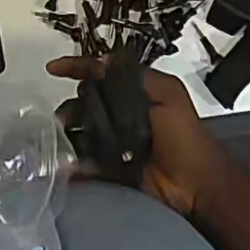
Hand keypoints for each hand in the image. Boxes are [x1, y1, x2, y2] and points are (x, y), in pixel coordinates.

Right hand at [47, 56, 234, 216]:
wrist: (196, 187)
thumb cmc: (185, 136)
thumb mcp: (167, 94)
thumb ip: (136, 77)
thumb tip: (101, 62)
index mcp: (135, 92)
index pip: (100, 73)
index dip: (77, 67)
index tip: (52, 68)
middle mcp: (122, 112)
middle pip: (87, 102)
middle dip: (70, 106)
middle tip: (58, 118)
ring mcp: (116, 141)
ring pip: (83, 130)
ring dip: (68, 132)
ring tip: (57, 140)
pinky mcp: (113, 168)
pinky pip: (88, 161)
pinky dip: (75, 162)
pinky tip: (64, 164)